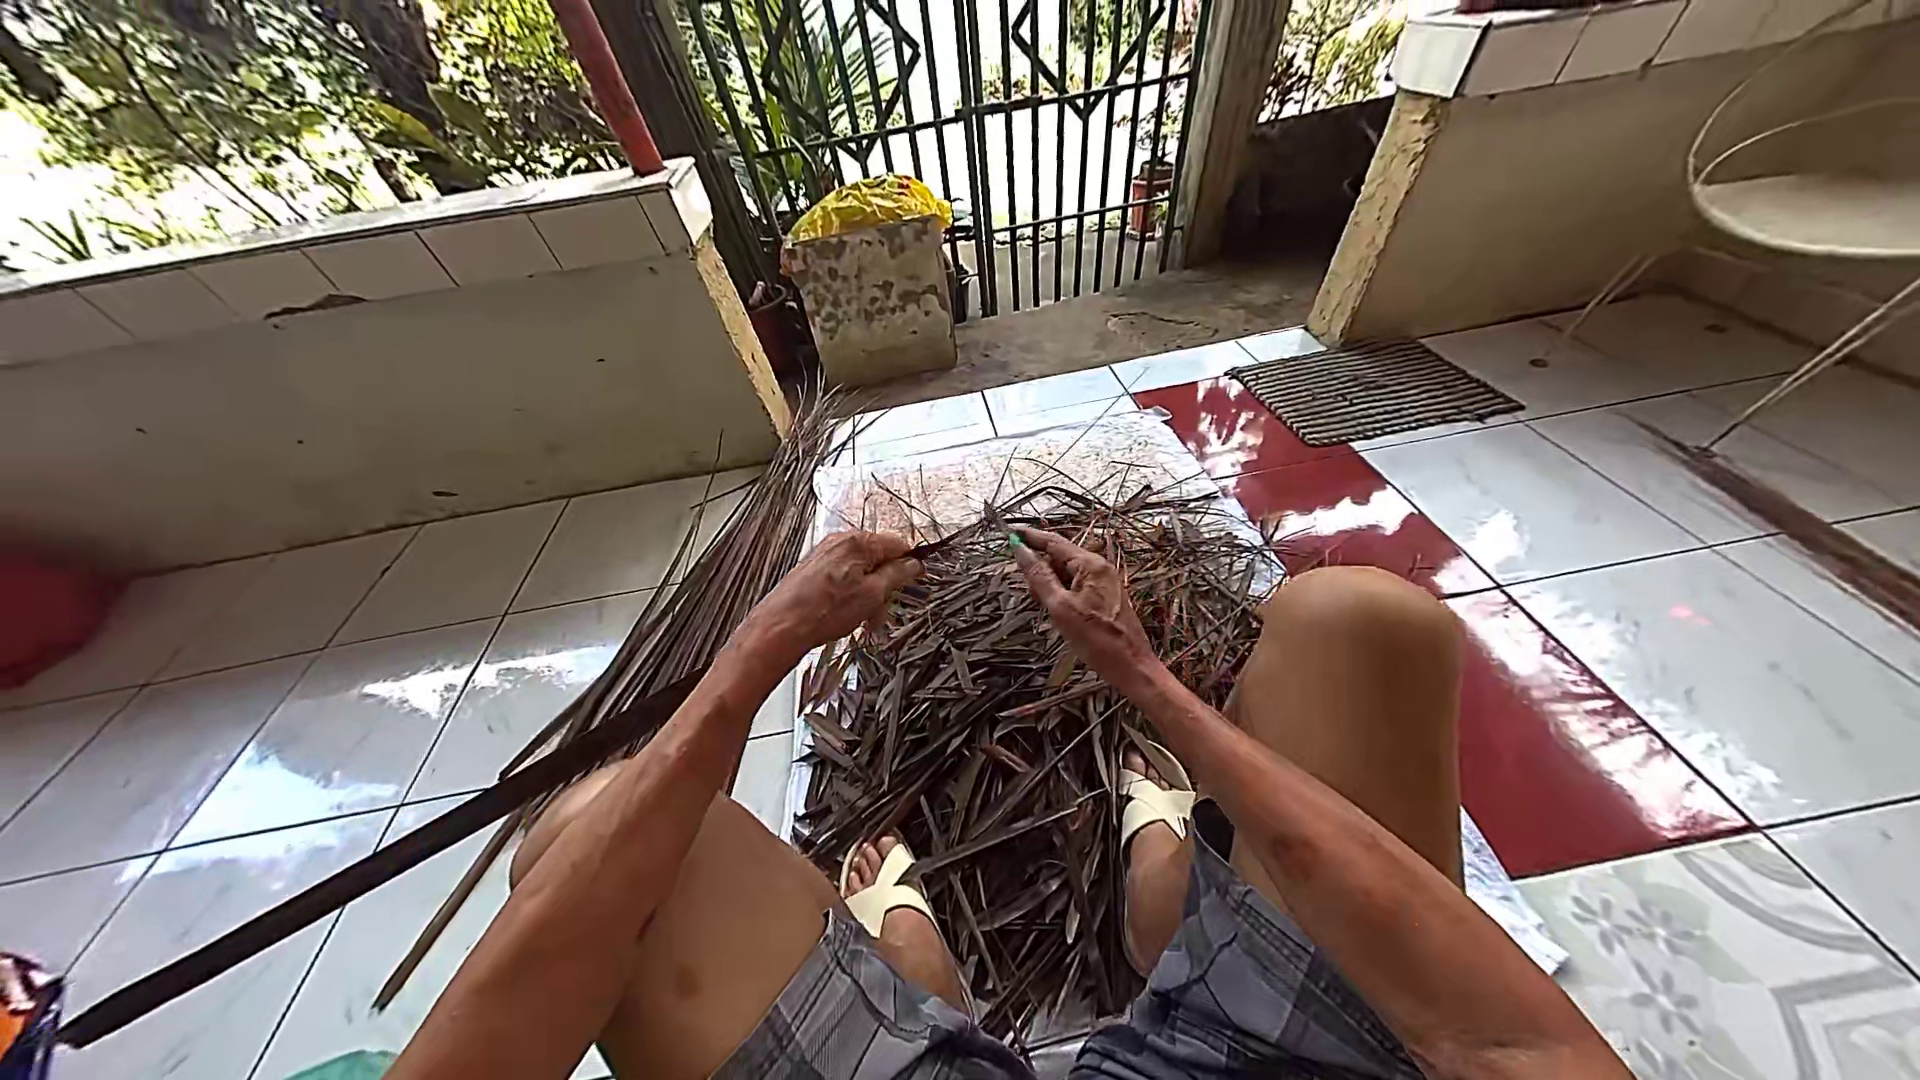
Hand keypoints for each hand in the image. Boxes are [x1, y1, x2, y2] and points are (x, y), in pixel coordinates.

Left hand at [737, 531, 923, 659]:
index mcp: (858, 541)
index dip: (909, 564)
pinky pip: (844, 575)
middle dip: (885, 583)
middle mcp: (840, 541)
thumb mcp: (873, 595)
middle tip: (883, 609)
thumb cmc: (821, 612)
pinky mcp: (814, 568)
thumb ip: (898, 575)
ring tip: (863, 618)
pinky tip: (846, 614)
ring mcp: (825, 553)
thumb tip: (913, 564)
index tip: (913, 581)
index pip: (898, 544)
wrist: (781, 626)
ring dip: (869, 592)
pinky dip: (851, 592)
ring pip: (861, 569)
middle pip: (878, 557)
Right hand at [1009, 526, 1163, 694]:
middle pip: (1060, 557)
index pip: (1054, 542)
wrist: (1131, 667)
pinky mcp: (1104, 597)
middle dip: (1040, 569)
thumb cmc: (1098, 641)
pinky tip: (1057, 611)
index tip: (1011, 533)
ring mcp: (1104, 582)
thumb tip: (1021, 552)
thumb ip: (1039, 577)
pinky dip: (1061, 593)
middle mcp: (1100, 568)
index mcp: (1091, 565)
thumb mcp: (1060, 608)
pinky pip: (1076, 586)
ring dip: (1050, 584)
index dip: (1030, 537)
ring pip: (1066, 573)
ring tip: (1045, 607)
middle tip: (1029, 591)